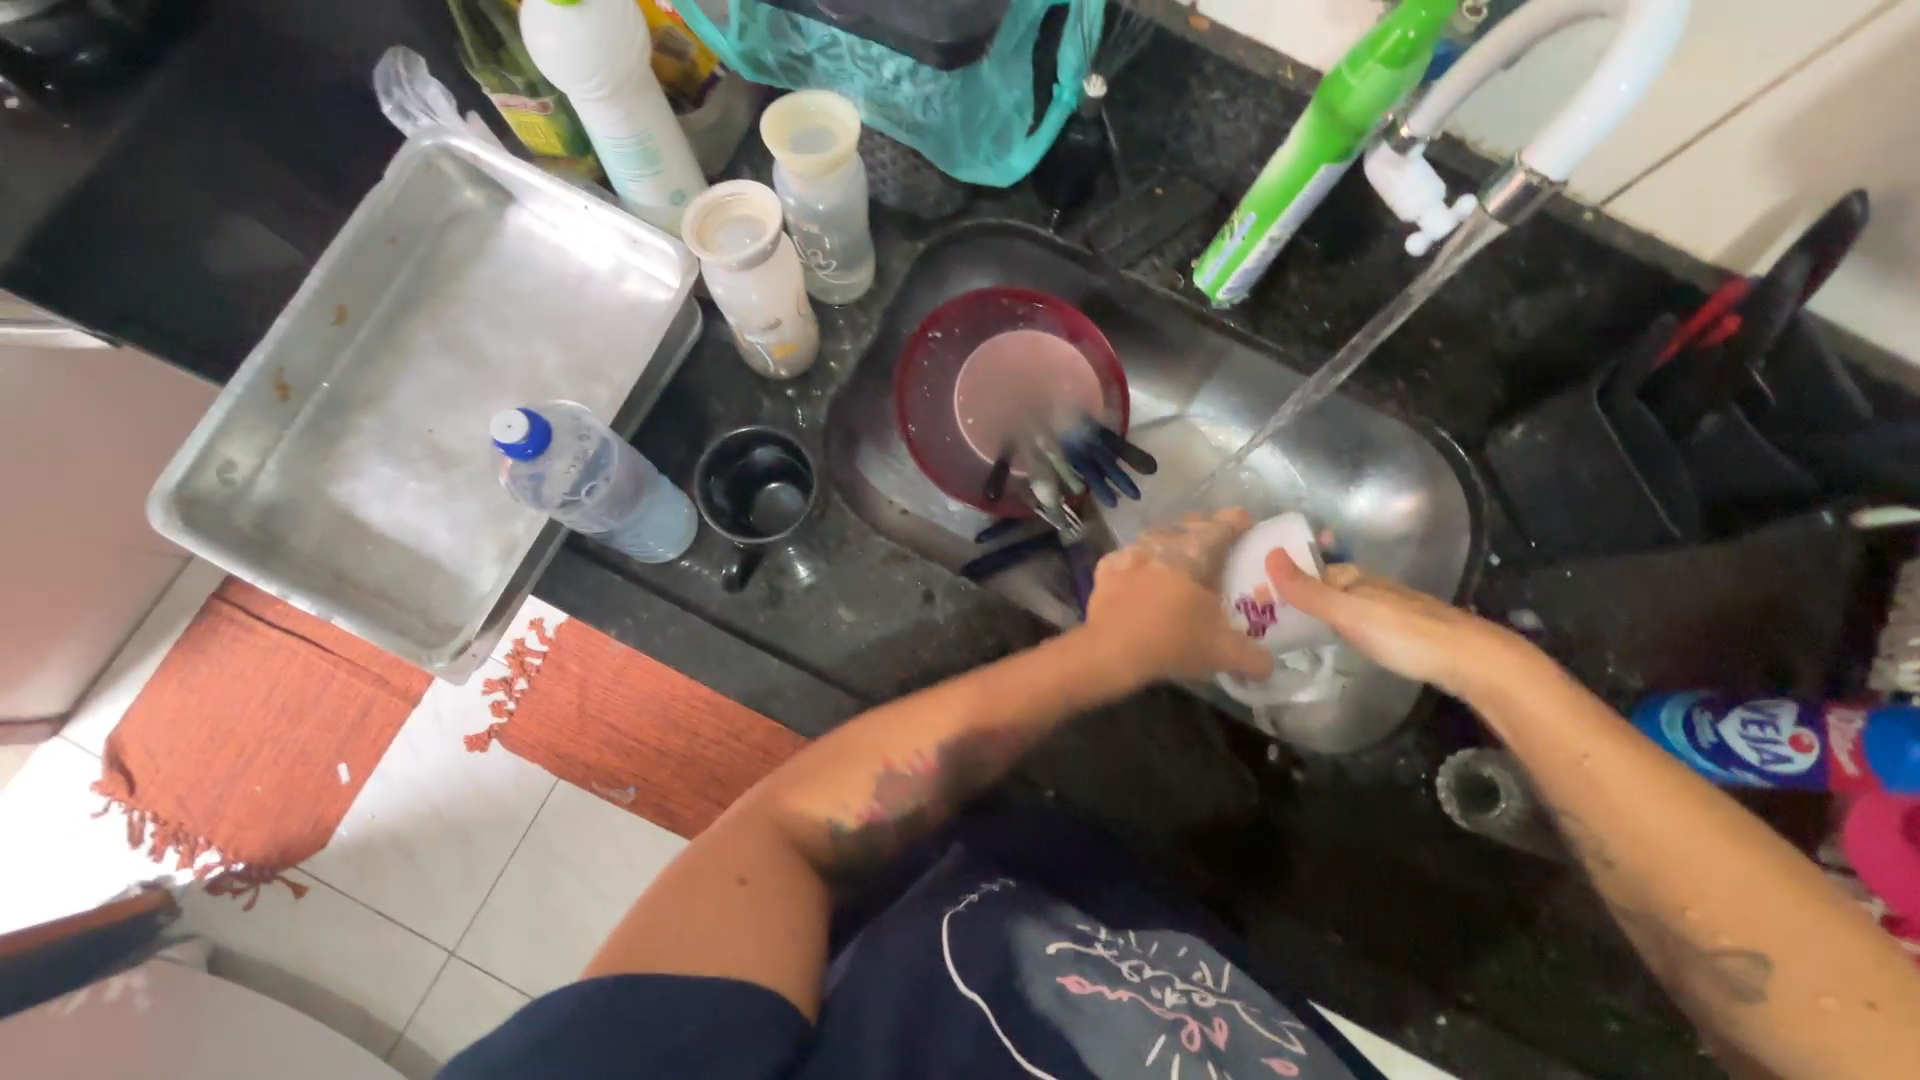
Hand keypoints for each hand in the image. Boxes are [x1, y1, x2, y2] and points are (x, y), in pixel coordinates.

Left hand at [1082, 509, 1273, 682]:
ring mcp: (1128, 557)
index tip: (1246, 522)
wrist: (1112, 652)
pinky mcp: (1105, 574)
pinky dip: (1134, 561)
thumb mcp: (1223, 653)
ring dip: (1168, 541)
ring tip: (1177, 552)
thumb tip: (1269, 666)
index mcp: (1192, 554)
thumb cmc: (1173, 642)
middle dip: (1203, 528)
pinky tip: (1137, 570)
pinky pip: (1122, 559)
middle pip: (1186, 526)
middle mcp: (1159, 546)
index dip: (1236, 522)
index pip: (1220, 527)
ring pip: (1153, 538)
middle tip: (1215, 538)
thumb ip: (1253, 658)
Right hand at [1263, 555, 1533, 698]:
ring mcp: (1395, 612)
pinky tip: (1348, 642)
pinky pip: (1369, 624)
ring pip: (1353, 605)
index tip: (1267, 593)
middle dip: (1310, 594)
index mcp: (1358, 581)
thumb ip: (1309, 590)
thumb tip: (1270, 554)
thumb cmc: (1403, 634)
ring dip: (1330, 612)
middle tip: (1278, 615)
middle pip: (1335, 587)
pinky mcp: (1409, 635)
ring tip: (1303, 630)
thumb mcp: (1348, 613)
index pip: (1318, 572)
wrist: (1470, 660)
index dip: (1294, 578)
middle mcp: (1375, 590)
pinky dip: (1351, 628)